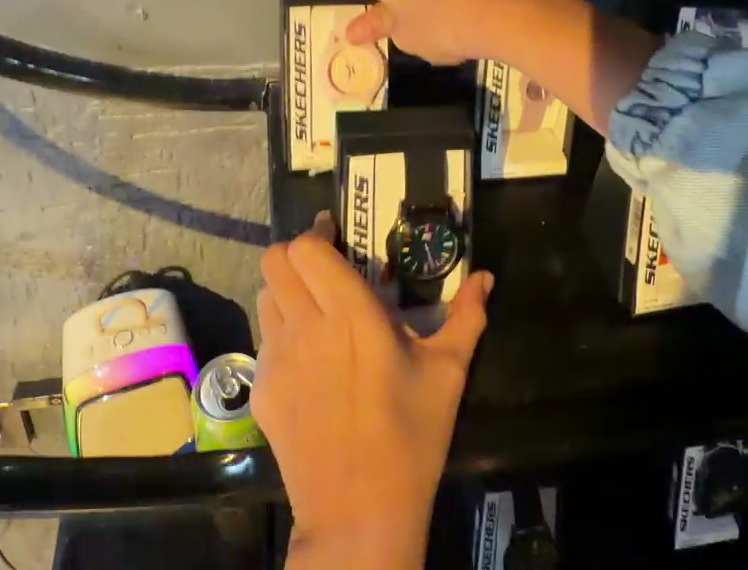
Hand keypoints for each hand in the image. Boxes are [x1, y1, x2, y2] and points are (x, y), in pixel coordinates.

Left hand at [254, 212, 493, 568]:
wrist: (358, 513)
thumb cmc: (410, 438)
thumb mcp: (448, 373)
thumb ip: (466, 317)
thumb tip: (486, 277)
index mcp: (350, 314)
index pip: (308, 248)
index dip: (317, 233)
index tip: (337, 234)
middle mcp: (305, 326)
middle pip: (274, 261)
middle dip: (296, 253)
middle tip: (325, 265)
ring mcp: (276, 359)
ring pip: (263, 295)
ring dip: (285, 288)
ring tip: (314, 304)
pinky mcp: (262, 391)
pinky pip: (263, 340)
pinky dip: (280, 330)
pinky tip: (309, 356)